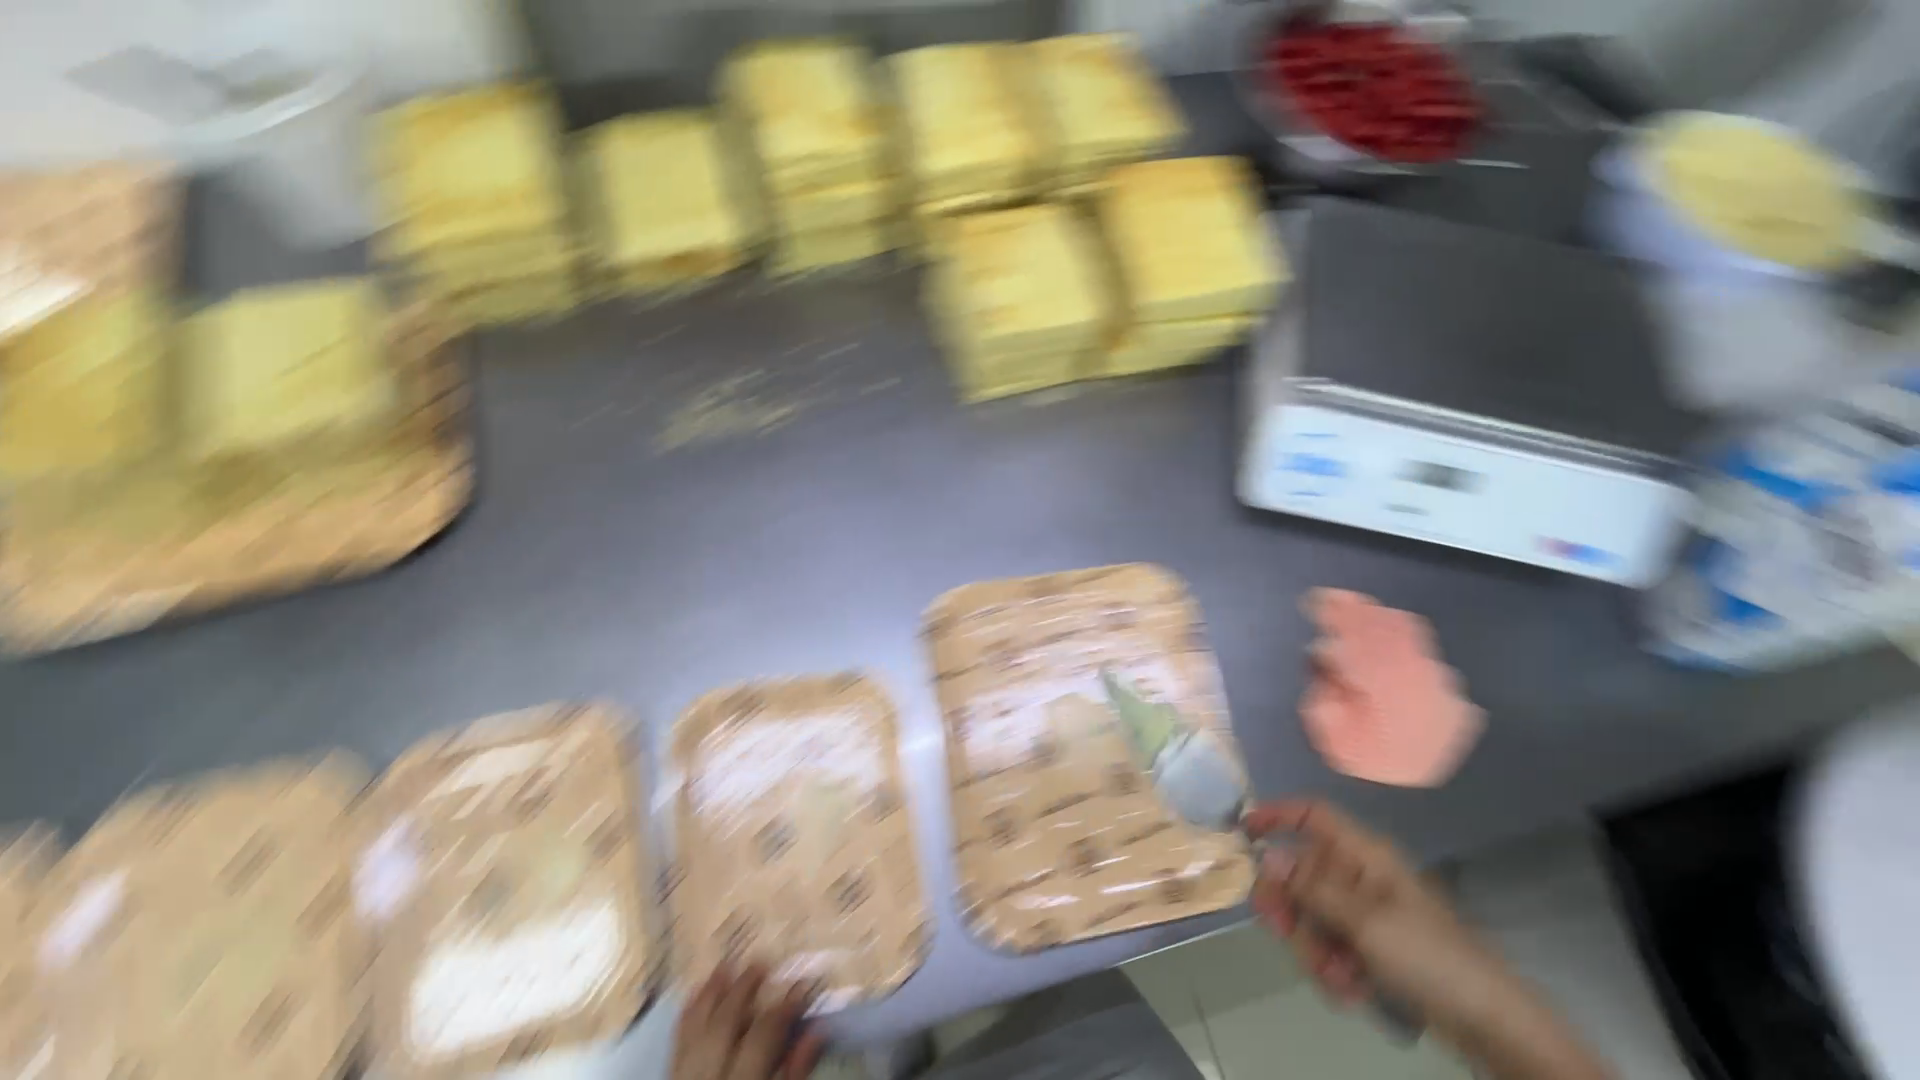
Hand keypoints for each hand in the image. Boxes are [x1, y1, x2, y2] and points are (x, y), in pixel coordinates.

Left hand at [672, 964, 824, 1079]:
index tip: (802, 982)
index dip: (783, 1009)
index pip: (761, 1040)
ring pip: (694, 1032)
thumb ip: (794, 1073)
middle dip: (741, 992)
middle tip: (761, 963)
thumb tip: (815, 1031)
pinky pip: (676, 1045)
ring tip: (725, 966)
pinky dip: (686, 1018)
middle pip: (722, 1029)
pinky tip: (695, 994)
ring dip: (709, 996)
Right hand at [1245, 799, 1522, 1037]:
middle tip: (1285, 935)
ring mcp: (1365, 913)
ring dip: (1314, 950)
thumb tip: (1266, 856)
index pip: (1314, 816)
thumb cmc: (1429, 956)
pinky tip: (1349, 991)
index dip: (1278, 815)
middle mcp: (1361, 877)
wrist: (1488, 1020)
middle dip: (1291, 910)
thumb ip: (1311, 888)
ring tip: (1336, 980)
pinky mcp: (1371, 947)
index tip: (1243, 833)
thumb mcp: (1364, 921)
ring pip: (1311, 917)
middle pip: (1301, 874)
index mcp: (1364, 856)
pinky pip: (1330, 946)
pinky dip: (1332, 969)